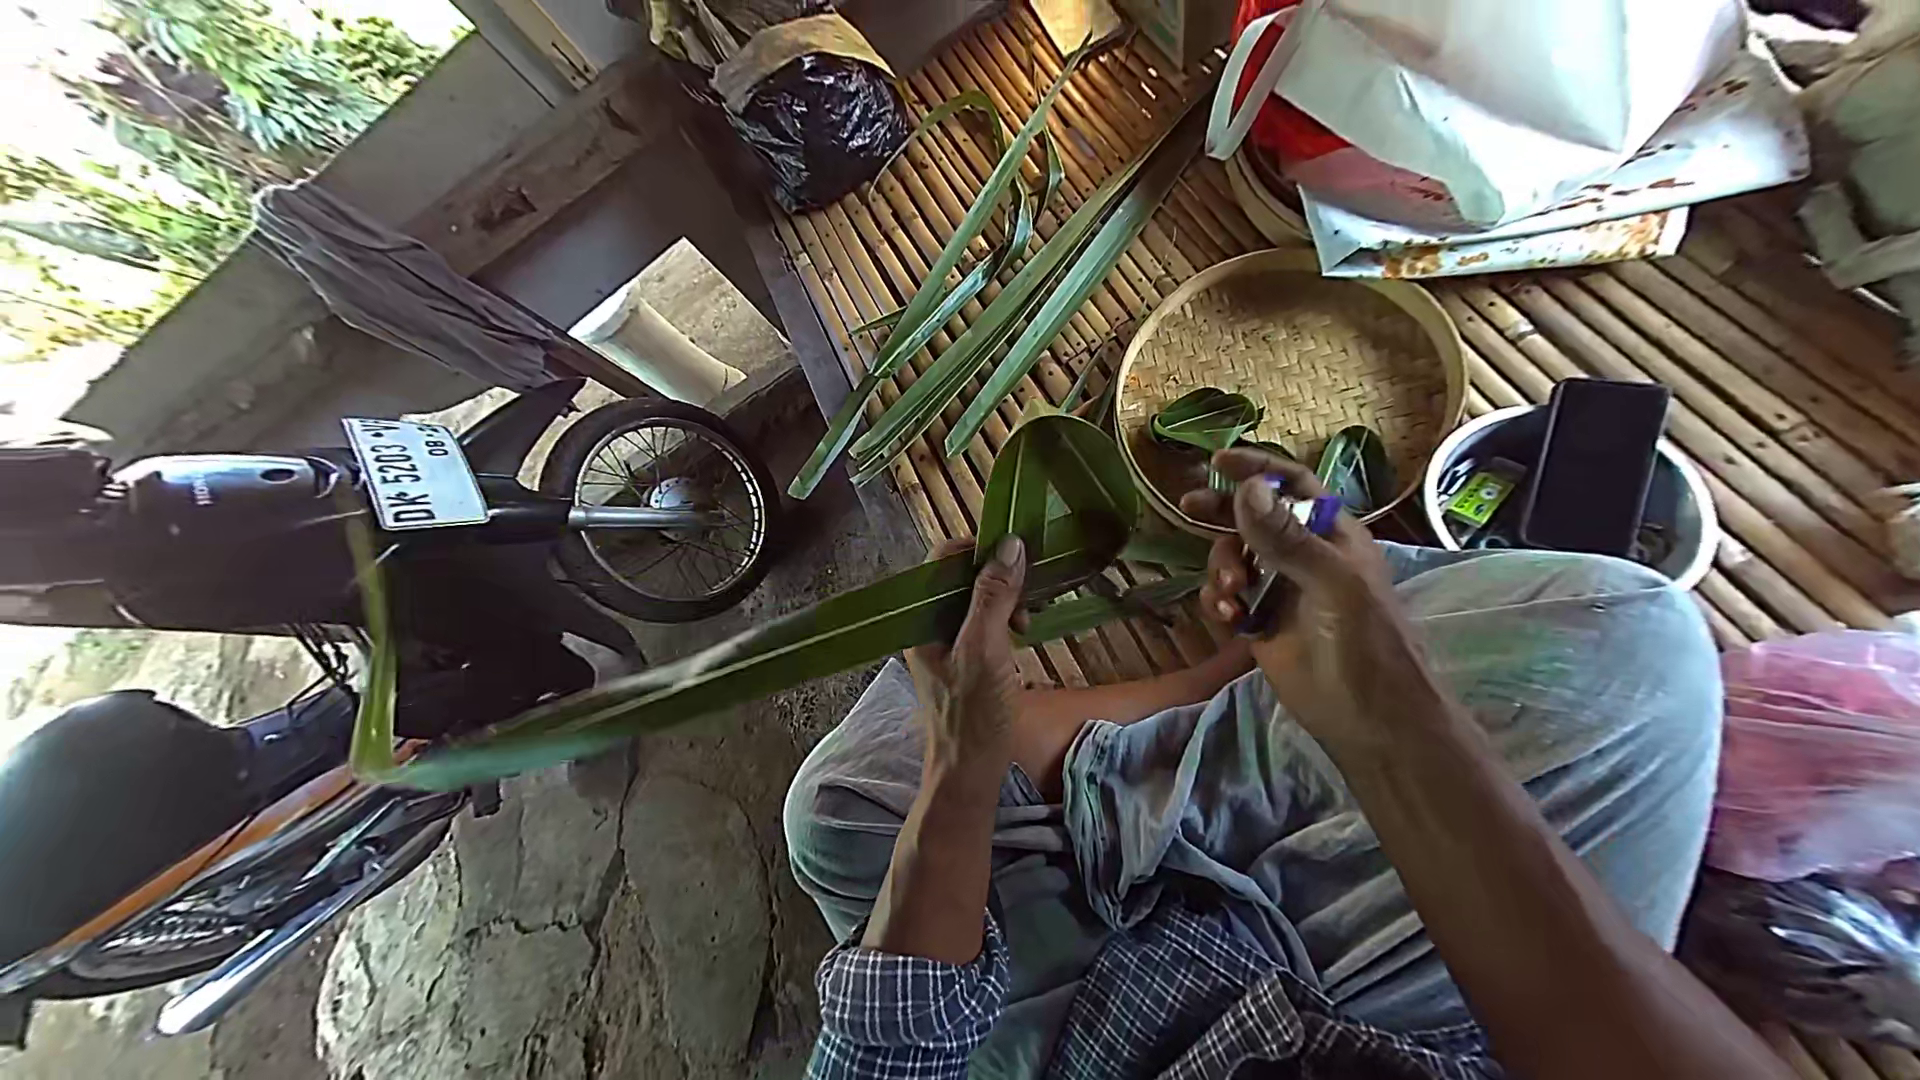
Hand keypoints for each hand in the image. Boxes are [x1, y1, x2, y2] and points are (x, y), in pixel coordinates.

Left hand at [905, 536, 1028, 774]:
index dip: (979, 549)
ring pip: (976, 598)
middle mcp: (927, 622)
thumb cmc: (973, 714)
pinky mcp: (962, 655)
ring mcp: (944, 639)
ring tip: (1027, 622)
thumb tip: (1010, 545)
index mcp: (920, 616)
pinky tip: (1021, 636)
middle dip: (999, 578)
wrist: (970, 772)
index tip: (1017, 556)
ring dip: (1006, 601)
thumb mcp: (985, 650)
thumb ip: (993, 597)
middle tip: (1028, 597)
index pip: (943, 559)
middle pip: (962, 576)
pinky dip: (1004, 621)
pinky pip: (983, 621)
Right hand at [1179, 448, 1448, 748]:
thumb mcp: (1331, 583)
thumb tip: (1246, 488)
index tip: (1217, 461)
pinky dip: (1216, 599)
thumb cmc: (1365, 644)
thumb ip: (1286, 537)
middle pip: (1252, 517)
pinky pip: (1224, 594)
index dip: (1257, 468)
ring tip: (1229, 591)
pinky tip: (1225, 616)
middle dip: (1220, 512)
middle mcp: (1302, 554)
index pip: (1293, 484)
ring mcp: (1278, 588)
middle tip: (1187, 506)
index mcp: (1330, 535)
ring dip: (1220, 566)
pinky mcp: (1258, 620)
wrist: (1368, 720)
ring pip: (1232, 556)